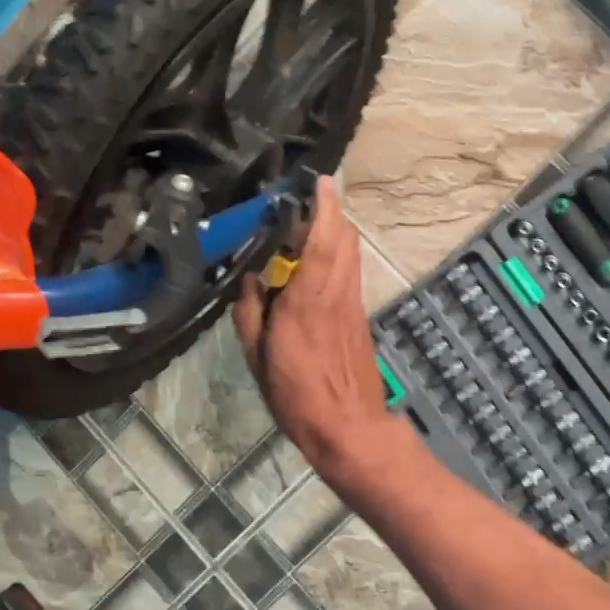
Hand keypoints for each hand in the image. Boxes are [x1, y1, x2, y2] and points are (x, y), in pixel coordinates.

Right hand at [234, 178, 406, 483]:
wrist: (349, 428)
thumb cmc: (297, 394)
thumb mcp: (257, 356)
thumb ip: (250, 311)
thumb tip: (250, 277)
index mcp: (309, 298)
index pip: (322, 239)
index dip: (324, 206)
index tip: (320, 182)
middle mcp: (337, 292)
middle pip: (345, 238)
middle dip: (331, 212)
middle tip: (306, 202)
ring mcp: (353, 304)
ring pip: (351, 253)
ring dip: (335, 231)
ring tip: (307, 227)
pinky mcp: (359, 316)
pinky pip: (350, 272)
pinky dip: (336, 254)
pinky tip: (315, 264)